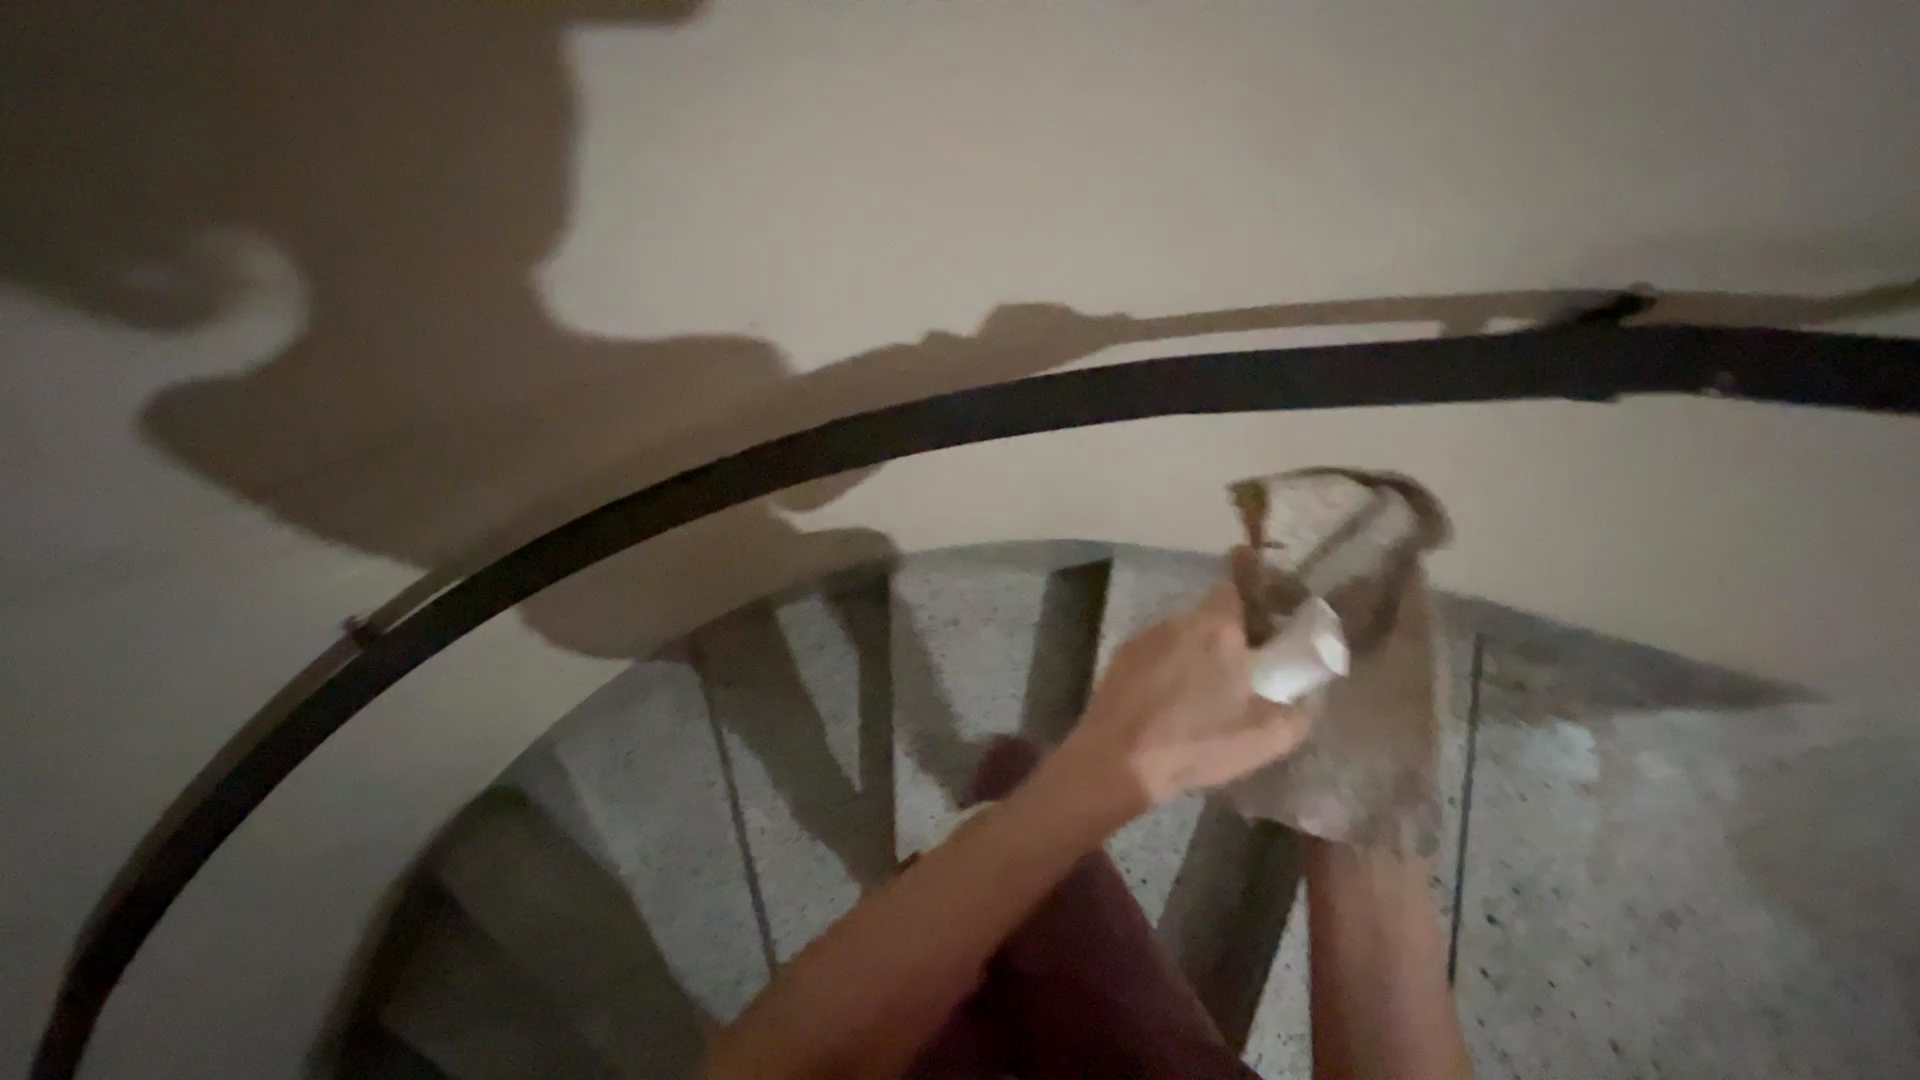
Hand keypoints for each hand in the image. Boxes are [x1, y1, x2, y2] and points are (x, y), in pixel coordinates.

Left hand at [1068, 567, 1312, 805]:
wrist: (1117, 761)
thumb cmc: (1196, 743)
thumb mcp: (1267, 737)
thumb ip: (1300, 709)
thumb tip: (1309, 695)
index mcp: (1216, 626)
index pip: (1238, 583)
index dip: (1257, 592)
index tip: (1270, 612)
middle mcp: (1177, 620)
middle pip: (1211, 613)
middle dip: (1231, 633)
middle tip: (1247, 666)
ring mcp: (1143, 638)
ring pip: (1182, 634)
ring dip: (1198, 652)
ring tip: (1207, 690)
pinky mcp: (1119, 659)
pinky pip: (1156, 653)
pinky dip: (1169, 668)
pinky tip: (1172, 701)